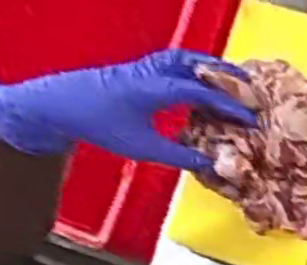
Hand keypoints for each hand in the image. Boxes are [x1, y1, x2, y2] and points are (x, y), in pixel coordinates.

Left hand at [0, 48, 257, 170]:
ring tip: (231, 80)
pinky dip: (192, 72)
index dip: (227, 105)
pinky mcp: (135, 73)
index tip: (251, 118)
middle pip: (189, 62)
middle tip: (249, 84)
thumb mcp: (146, 148)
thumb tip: (215, 164)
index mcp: (149, 88)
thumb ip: (183, 155)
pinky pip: (170, 67)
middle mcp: (146, 72)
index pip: (196, 91)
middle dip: (221, 71)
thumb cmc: (98, 126)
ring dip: (207, 67)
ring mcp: (139, 69)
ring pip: (179, 59)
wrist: (55, 106)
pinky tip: (202, 86)